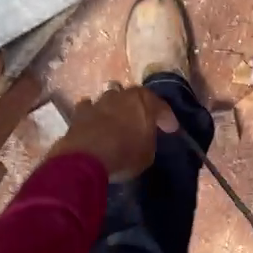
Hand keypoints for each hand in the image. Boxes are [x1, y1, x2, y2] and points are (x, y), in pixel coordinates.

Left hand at [47, 85, 177, 180]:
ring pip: (112, 99)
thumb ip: (149, 139)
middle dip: (140, 109)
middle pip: (135, 98)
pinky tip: (95, 122)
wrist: (86, 157)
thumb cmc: (125, 154)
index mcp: (145, 101)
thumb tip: (146, 136)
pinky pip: (90, 108)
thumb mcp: (148, 153)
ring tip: (118, 122)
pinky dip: (94, 114)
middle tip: (144, 122)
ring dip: (117, 108)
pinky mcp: (81, 111)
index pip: (162, 107)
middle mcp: (123, 95)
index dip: (168, 119)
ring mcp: (100, 101)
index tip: (171, 129)